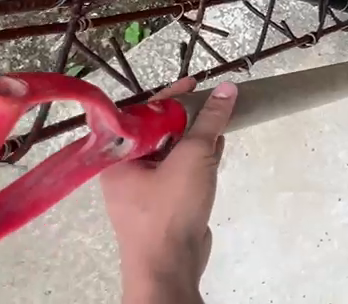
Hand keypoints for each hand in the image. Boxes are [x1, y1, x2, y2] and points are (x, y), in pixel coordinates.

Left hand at [100, 78, 238, 303]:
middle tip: (212, 100)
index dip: (167, 98)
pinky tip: (220, 146)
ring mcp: (146, 190)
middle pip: (158, 132)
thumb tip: (227, 88)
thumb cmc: (171, 208)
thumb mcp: (194, 155)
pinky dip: (200, 155)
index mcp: (120, 162)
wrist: (170, 265)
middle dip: (187, 115)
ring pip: (173, 150)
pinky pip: (182, 169)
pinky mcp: (166, 202)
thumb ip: (211, 119)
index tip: (194, 83)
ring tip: (221, 120)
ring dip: (197, 135)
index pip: (139, 118)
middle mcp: (127, 174)